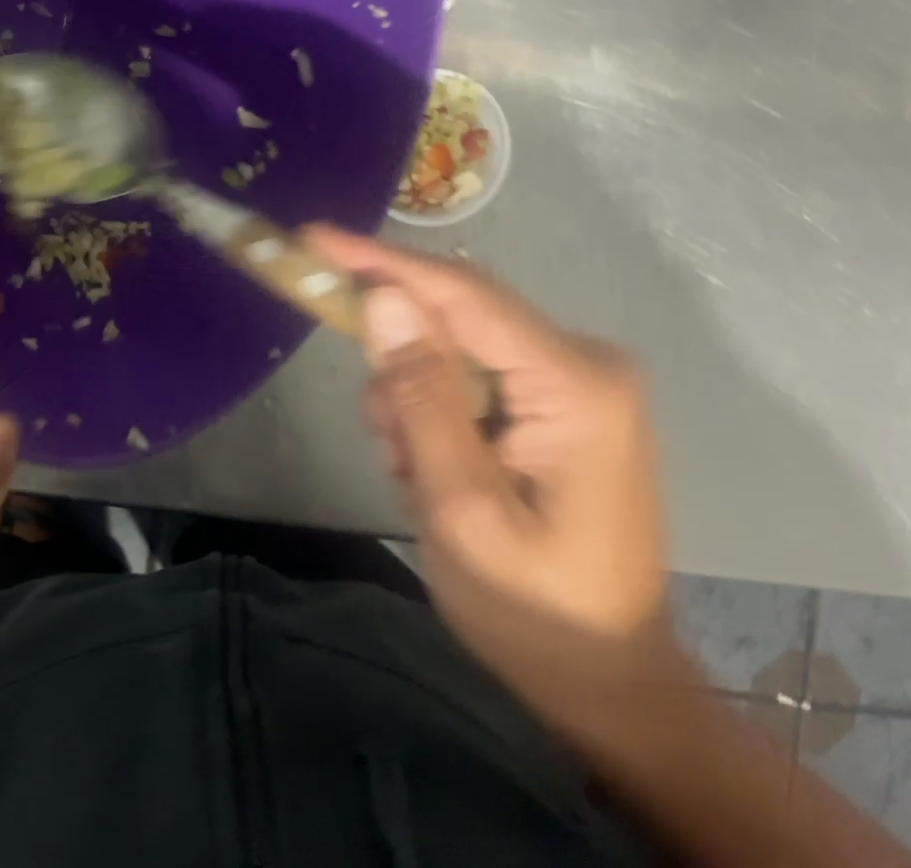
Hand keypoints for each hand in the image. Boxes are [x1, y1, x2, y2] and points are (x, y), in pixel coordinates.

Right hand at [310, 226, 673, 700]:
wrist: (600, 673)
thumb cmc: (528, 602)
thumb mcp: (459, 505)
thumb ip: (421, 398)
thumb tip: (384, 301)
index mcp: (574, 385)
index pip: (462, 297)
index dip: (381, 262)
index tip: (310, 237)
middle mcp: (582, 366)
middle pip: (453, 321)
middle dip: (397, 373)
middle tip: (392, 455)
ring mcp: (571, 386)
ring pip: (448, 354)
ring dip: (409, 408)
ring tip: (417, 482)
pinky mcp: (555, 407)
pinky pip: (464, 382)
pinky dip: (429, 421)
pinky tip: (435, 477)